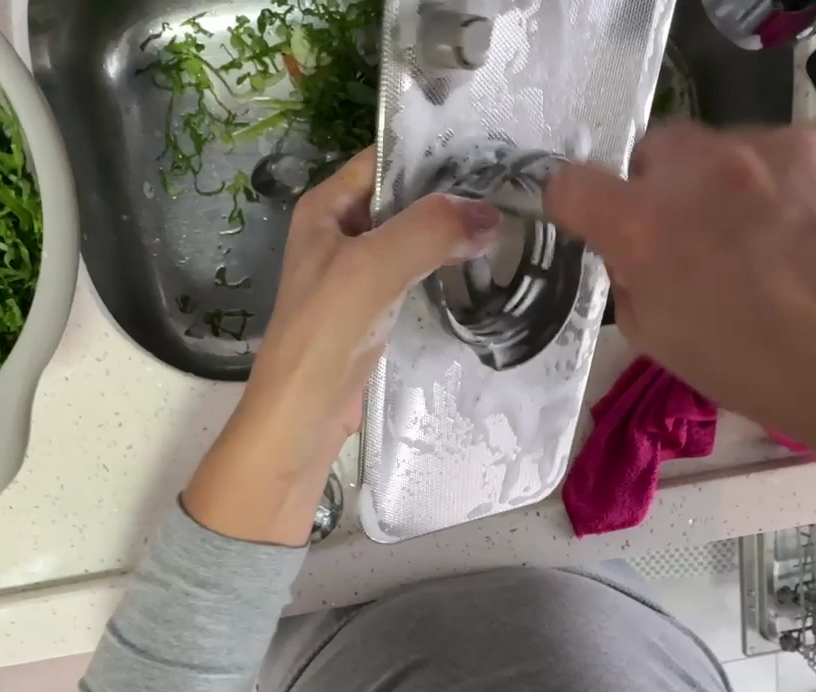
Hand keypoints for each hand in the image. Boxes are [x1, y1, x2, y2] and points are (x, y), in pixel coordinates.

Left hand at [184, 147, 502, 544]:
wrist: (301, 417)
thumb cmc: (324, 335)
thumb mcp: (372, 268)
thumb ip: (429, 231)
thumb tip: (493, 214)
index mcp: (325, 208)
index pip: (385, 159)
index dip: (436, 152)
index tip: (495, 150)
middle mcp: (339, 234)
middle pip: (403, 200)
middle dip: (452, 197)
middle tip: (514, 190)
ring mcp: (356, 277)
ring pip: (412, 242)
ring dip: (451, 237)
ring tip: (509, 225)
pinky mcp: (372, 315)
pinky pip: (413, 280)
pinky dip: (443, 274)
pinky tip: (480, 272)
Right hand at [544, 119, 815, 515]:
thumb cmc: (748, 367)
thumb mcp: (654, 337)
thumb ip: (627, 278)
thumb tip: (629, 249)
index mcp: (642, 227)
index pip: (571, 184)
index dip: (576, 204)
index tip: (592, 219)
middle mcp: (698, 169)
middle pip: (653, 149)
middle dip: (659, 187)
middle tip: (689, 234)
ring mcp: (768, 144)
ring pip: (721, 148)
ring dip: (724, 183)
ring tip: (762, 237)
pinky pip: (781, 148)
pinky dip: (781, 180)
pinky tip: (805, 226)